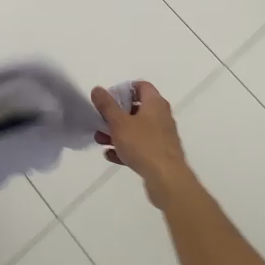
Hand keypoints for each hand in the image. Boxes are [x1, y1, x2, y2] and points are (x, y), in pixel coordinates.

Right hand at [92, 82, 195, 208]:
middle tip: (101, 121)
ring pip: (137, 129)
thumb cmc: (143, 145)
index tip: (108, 98)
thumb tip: (97, 89)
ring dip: (118, 132)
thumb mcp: (119, 123)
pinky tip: (111, 155)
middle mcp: (161, 116)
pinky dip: (126, 148)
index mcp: (155, 103)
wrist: (167, 178)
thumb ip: (107, 105)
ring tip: (100, 140)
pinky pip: (140, 146)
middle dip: (116, 115)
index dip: (123, 89)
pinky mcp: (160, 154)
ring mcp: (162, 136)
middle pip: (136, 108)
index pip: (141, 86)